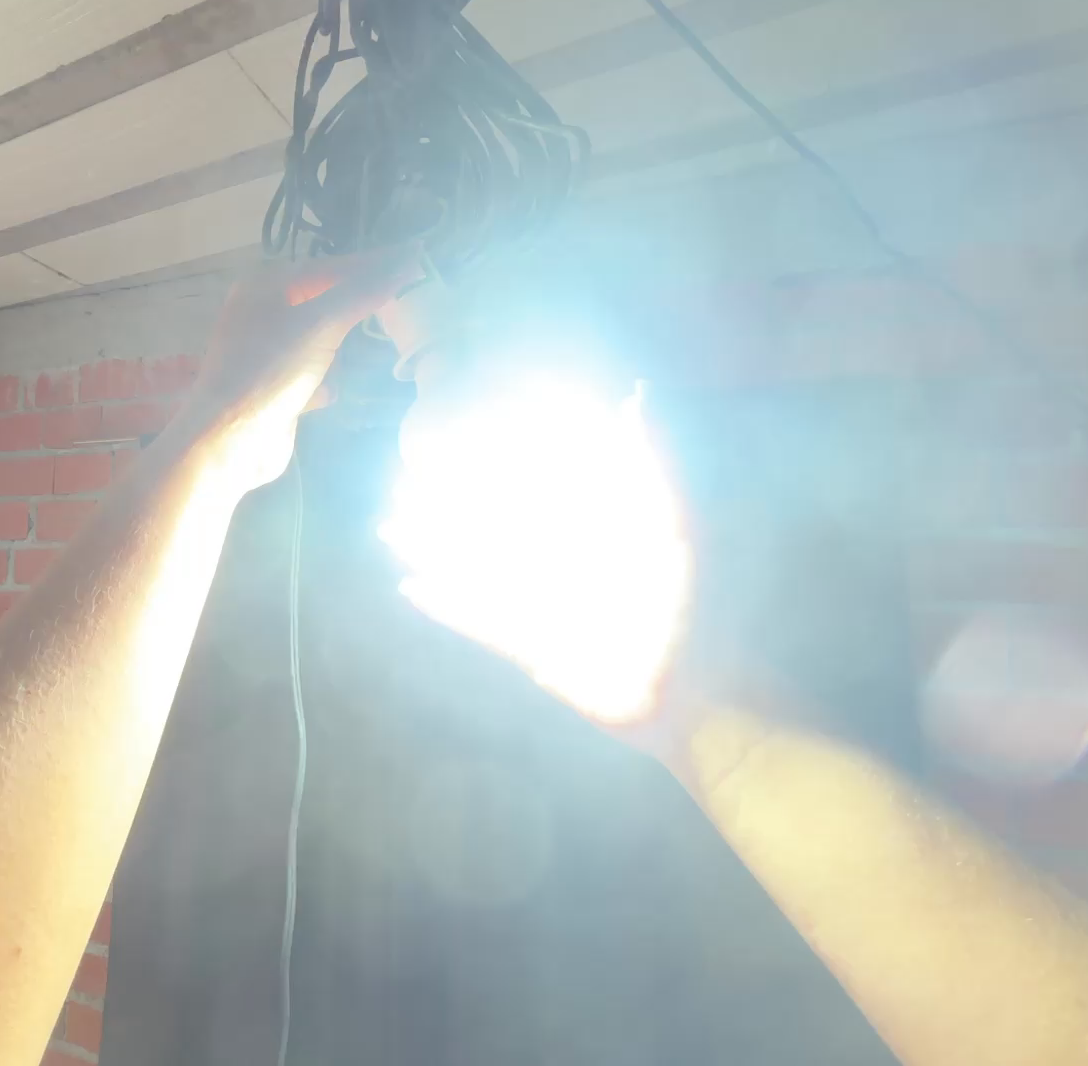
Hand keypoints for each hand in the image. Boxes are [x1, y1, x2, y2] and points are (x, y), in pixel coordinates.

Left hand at [178, 249, 423, 487]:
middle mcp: (260, 316)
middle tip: (398, 299)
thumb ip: (363, 293)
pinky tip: (329, 392)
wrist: (230, 440)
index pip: (329, 267)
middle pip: (322, 302)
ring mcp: (264, 355)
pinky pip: (309, 377)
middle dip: (353, 307)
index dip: (373, 263)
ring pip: (317, 342)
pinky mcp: (272, 391)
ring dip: (336, 351)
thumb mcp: (320, 324)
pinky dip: (321, 383)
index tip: (415, 257)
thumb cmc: (270, 370)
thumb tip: (407, 260)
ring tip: (363, 348)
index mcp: (263, 288)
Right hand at [380, 359, 695, 743]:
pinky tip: (407, 589)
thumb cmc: (694, 605)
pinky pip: (475, 623)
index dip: (490, 459)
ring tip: (387, 530)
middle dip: (442, 507)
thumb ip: (653, 459)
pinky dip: (442, 606)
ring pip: (471, 572)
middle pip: (486, 528)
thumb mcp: (677, 523)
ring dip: (428, 552)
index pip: (528, 485)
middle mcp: (555, 563)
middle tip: (397, 484)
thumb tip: (637, 391)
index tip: (452, 434)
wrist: (700, 695)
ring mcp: (538, 606)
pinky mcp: (529, 648)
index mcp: (585, 530)